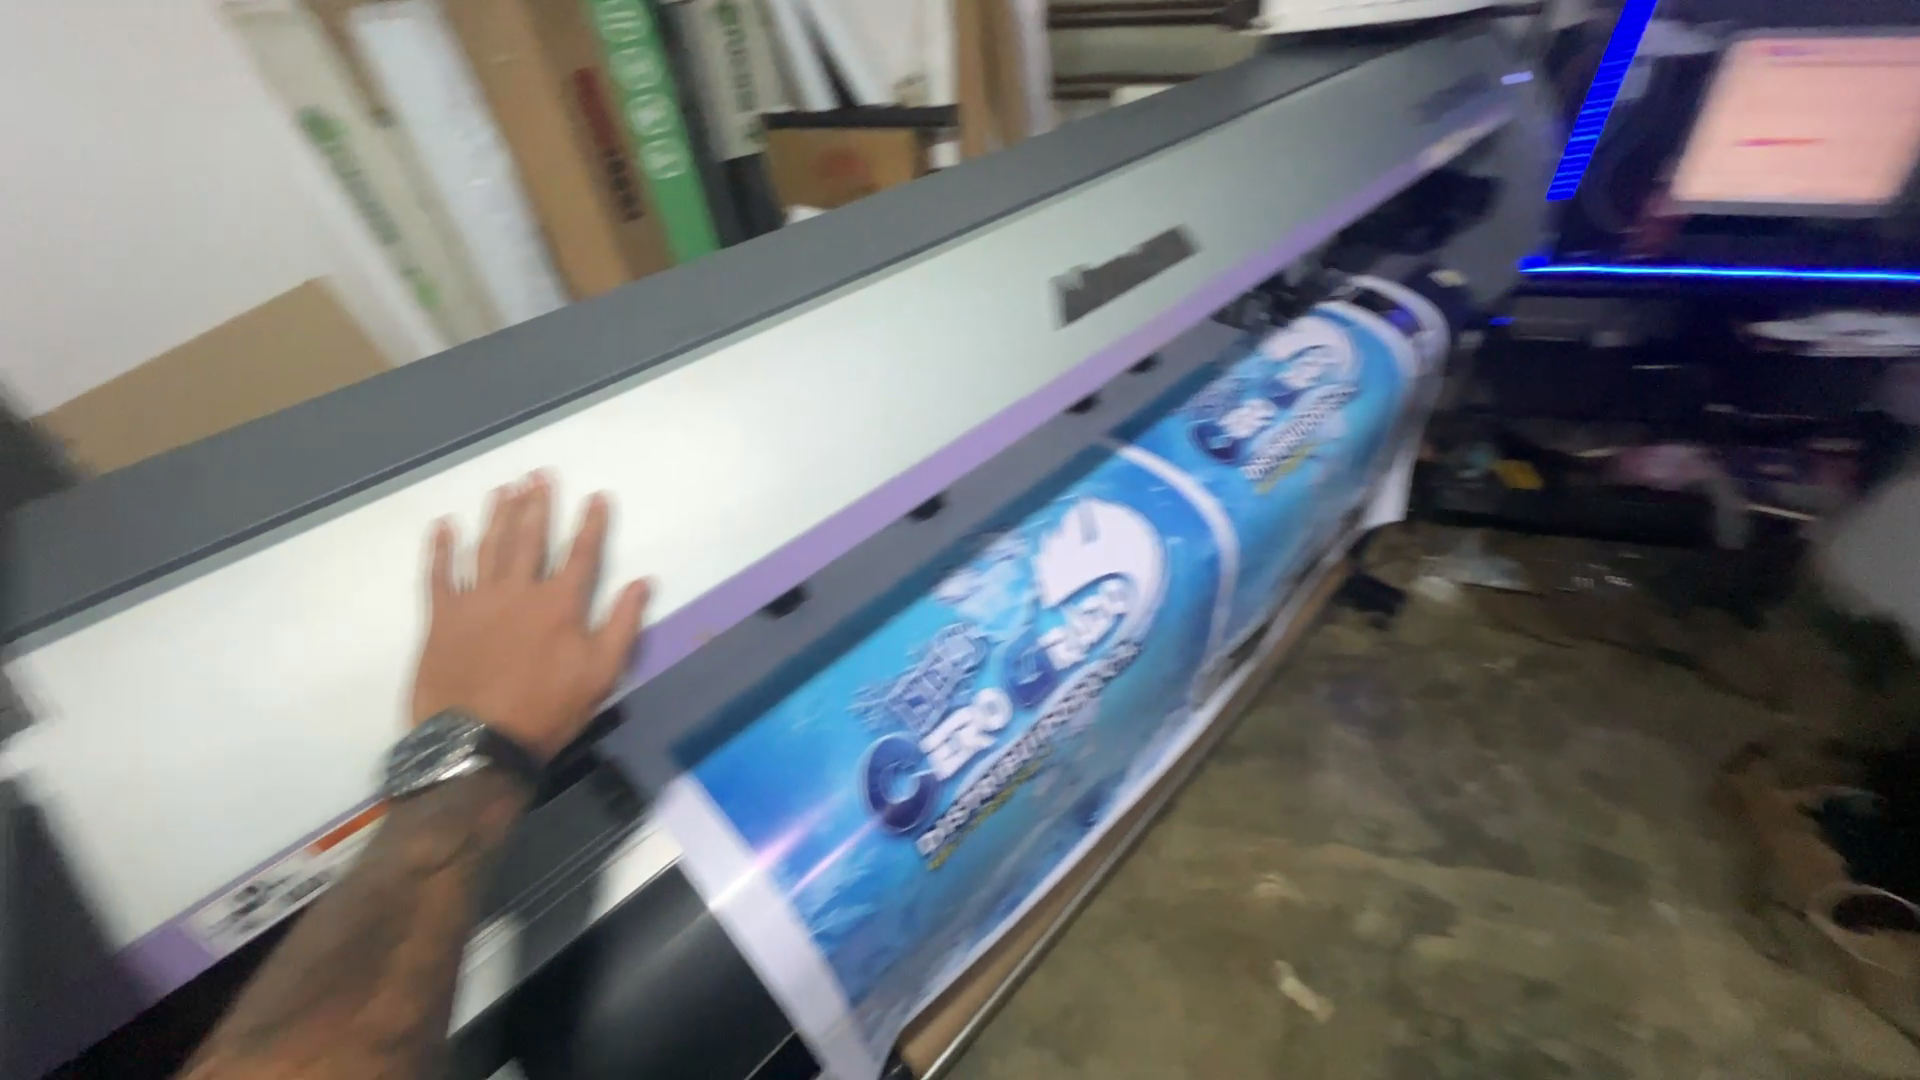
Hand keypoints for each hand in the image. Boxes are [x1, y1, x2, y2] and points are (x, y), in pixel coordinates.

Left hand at [409, 472, 650, 762]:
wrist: (476, 744)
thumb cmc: (548, 709)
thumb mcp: (602, 673)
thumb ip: (623, 624)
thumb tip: (643, 582)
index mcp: (560, 604)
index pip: (581, 554)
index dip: (591, 524)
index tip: (597, 497)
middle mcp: (518, 591)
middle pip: (530, 538)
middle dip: (538, 505)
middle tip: (540, 475)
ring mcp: (475, 602)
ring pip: (487, 547)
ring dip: (497, 515)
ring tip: (504, 488)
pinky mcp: (441, 619)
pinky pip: (438, 575)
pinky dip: (440, 549)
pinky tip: (444, 526)